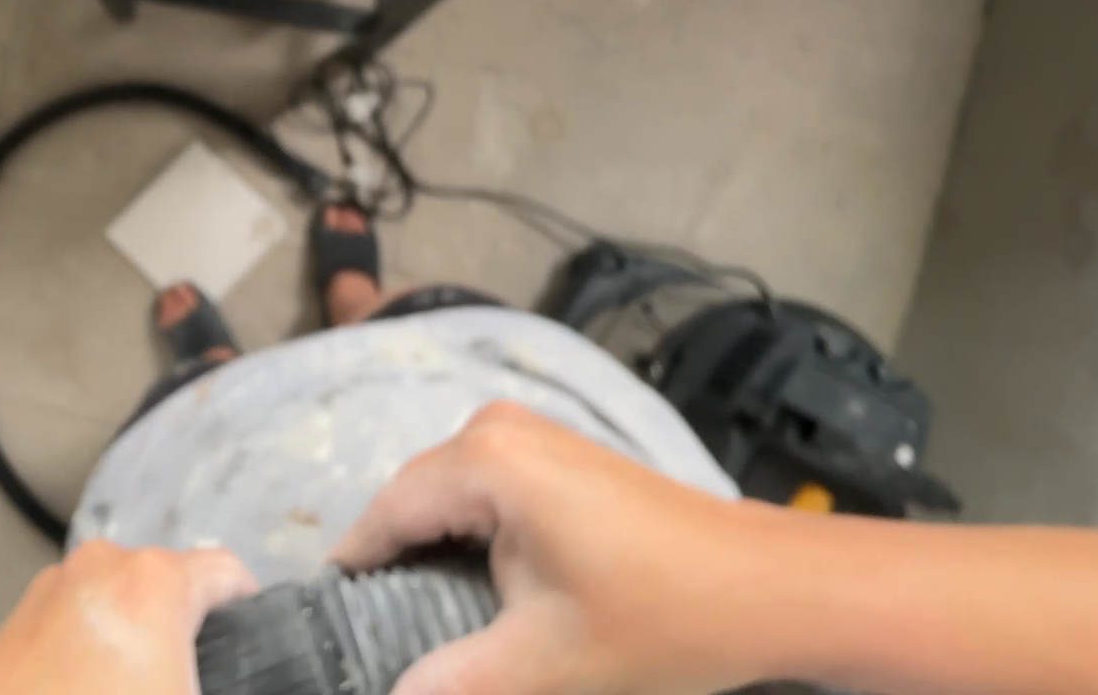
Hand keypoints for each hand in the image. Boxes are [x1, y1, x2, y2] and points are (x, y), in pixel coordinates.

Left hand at [0, 540, 258, 694]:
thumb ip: (225, 681)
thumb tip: (195, 671)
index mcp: (155, 580)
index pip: (228, 572)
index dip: (250, 612)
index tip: (252, 648)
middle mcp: (106, 564)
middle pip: (170, 586)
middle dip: (184, 633)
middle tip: (181, 681)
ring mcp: (55, 585)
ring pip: (119, 601)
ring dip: (134, 641)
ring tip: (130, 689)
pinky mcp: (17, 618)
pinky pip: (77, 619)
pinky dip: (90, 648)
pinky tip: (86, 689)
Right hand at [331, 402, 770, 694]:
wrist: (768, 582)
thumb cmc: (662, 615)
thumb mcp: (554, 661)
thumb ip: (460, 681)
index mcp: (484, 460)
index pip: (391, 509)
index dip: (356, 561)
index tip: (329, 611)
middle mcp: (491, 427)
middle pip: (414, 493)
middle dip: (391, 553)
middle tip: (373, 618)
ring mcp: (520, 428)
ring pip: (441, 486)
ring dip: (425, 539)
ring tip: (411, 600)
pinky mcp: (541, 443)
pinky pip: (473, 480)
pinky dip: (459, 523)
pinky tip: (466, 569)